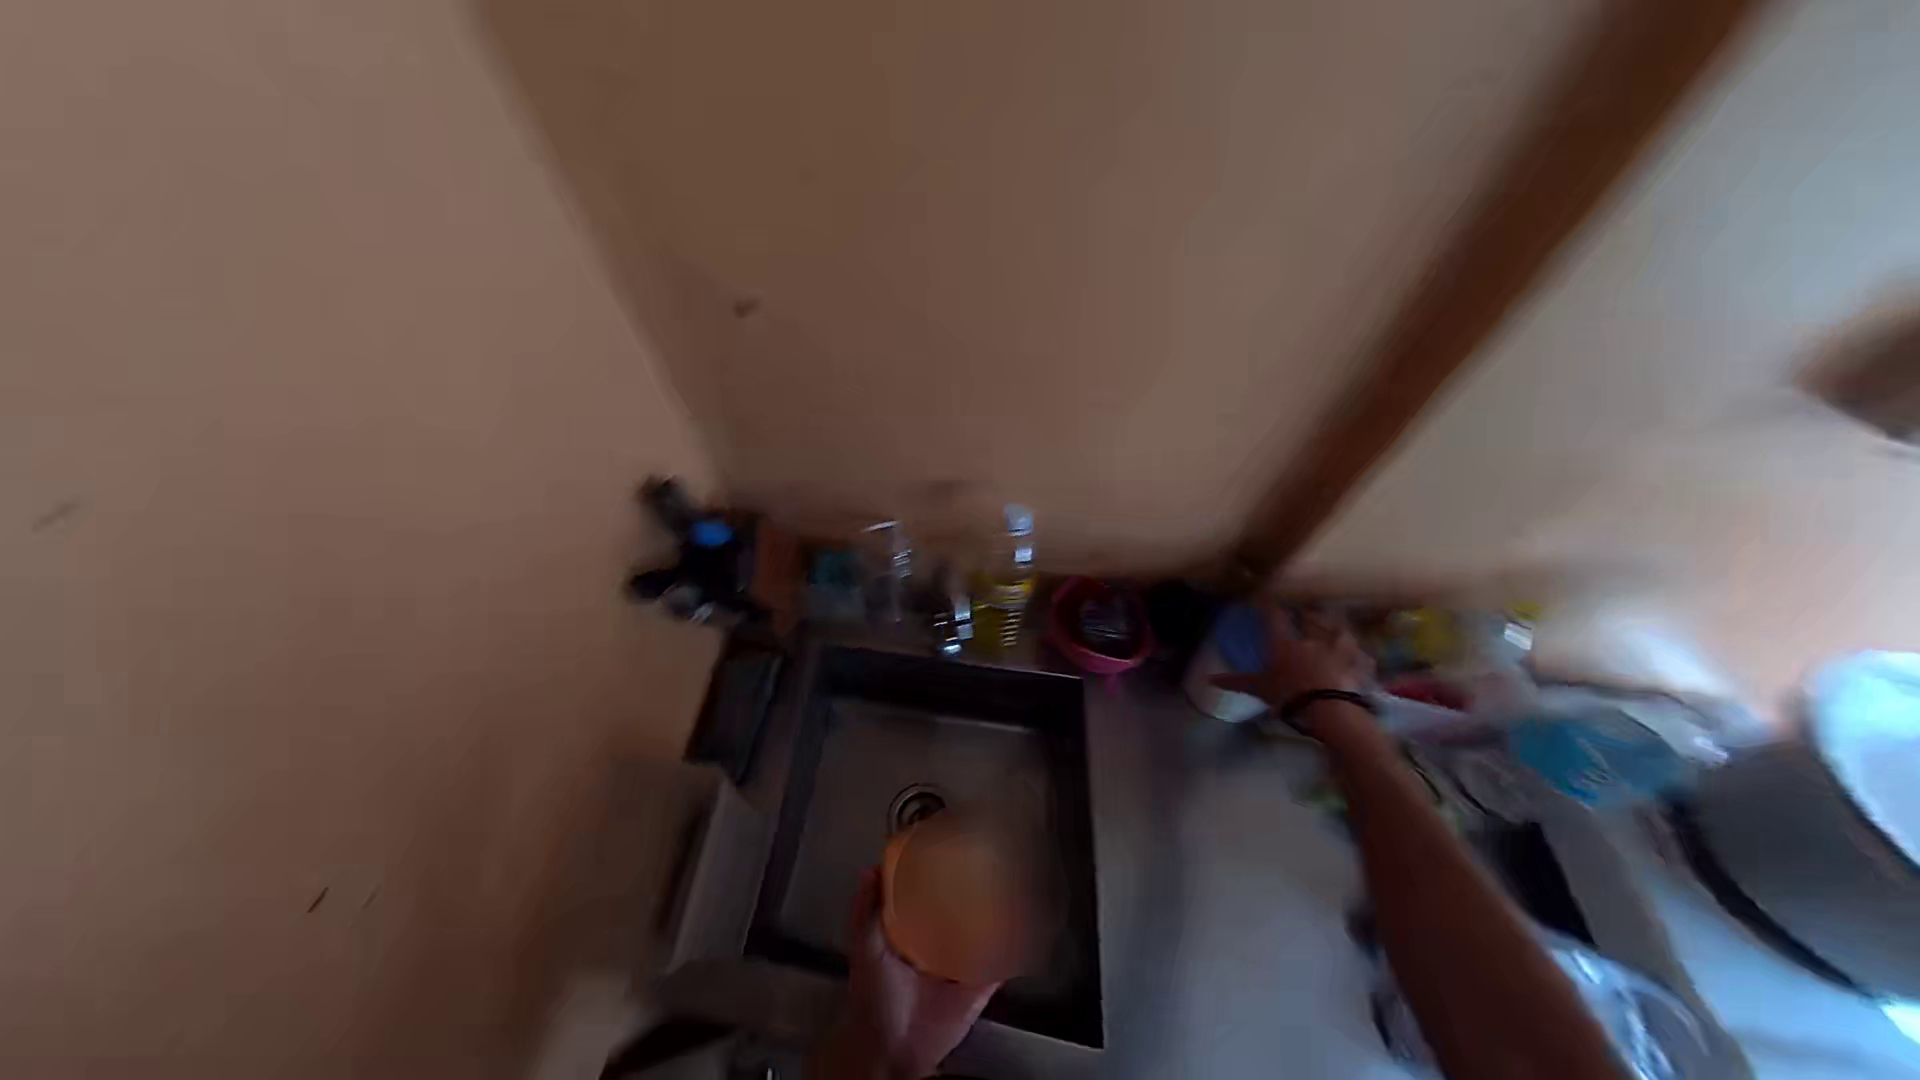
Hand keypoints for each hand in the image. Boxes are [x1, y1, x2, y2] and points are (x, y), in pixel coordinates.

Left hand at [812, 868, 1000, 1079]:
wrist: (889, 1050)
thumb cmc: (872, 997)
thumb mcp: (865, 947)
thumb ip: (865, 910)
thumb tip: (871, 870)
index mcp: (915, 928)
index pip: (932, 894)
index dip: (943, 872)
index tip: (956, 847)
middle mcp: (941, 942)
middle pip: (965, 910)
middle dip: (980, 890)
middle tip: (995, 863)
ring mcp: (962, 964)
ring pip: (987, 934)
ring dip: (1002, 915)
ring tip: (1018, 888)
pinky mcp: (978, 987)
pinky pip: (1000, 965)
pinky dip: (1014, 950)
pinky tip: (1025, 930)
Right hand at [1210, 603, 1374, 736]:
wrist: (1331, 711)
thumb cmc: (1289, 696)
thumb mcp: (1259, 690)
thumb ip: (1236, 682)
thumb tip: (1208, 679)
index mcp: (1285, 644)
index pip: (1274, 618)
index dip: (1269, 604)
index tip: (1265, 593)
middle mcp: (1312, 640)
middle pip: (1311, 618)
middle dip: (1308, 610)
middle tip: (1306, 606)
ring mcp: (1339, 651)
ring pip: (1340, 631)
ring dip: (1338, 626)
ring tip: (1336, 624)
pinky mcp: (1360, 666)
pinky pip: (1363, 656)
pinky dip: (1362, 654)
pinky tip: (1362, 654)